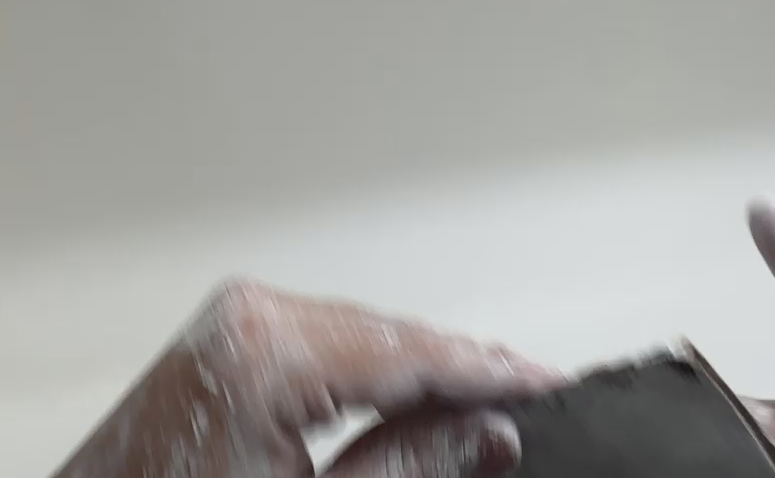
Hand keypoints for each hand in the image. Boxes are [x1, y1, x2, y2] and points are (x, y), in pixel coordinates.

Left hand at [54, 279, 564, 477]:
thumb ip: (407, 467)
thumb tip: (487, 431)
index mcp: (265, 348)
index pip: (405, 349)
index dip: (485, 368)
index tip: (545, 381)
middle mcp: (249, 312)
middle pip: (385, 334)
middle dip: (456, 366)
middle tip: (528, 390)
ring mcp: (235, 318)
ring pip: (358, 334)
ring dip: (418, 367)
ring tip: (484, 389)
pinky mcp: (230, 334)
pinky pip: (322, 340)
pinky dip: (371, 367)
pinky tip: (409, 385)